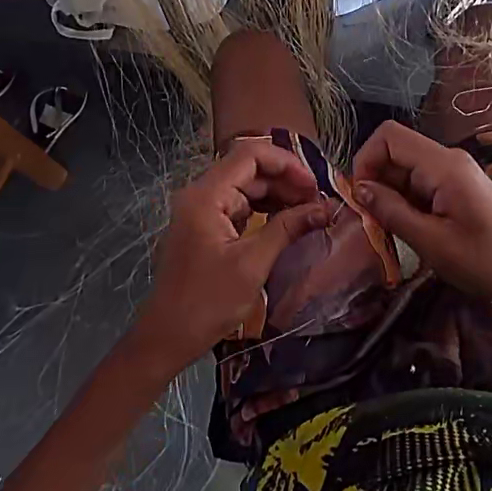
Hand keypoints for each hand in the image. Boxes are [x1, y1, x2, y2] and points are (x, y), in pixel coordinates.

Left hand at [134, 142, 330, 369]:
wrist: (167, 335)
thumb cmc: (207, 302)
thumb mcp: (253, 264)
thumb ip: (287, 229)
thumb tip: (324, 209)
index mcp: (206, 196)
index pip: (250, 155)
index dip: (287, 163)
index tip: (315, 184)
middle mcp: (200, 195)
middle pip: (248, 169)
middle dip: (286, 180)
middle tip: (318, 201)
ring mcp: (200, 211)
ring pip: (245, 187)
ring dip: (277, 194)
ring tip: (308, 211)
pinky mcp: (204, 227)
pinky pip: (238, 206)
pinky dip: (264, 210)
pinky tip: (286, 221)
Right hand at [351, 120, 491, 317]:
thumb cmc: (489, 264)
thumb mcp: (431, 243)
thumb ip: (391, 211)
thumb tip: (359, 189)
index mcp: (444, 166)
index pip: (388, 137)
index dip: (365, 162)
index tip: (361, 200)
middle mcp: (449, 161)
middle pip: (395, 153)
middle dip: (376, 184)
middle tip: (376, 224)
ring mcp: (456, 175)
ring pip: (405, 172)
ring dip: (391, 198)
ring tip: (395, 234)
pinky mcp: (460, 190)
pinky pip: (421, 186)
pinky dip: (407, 205)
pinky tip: (413, 233)